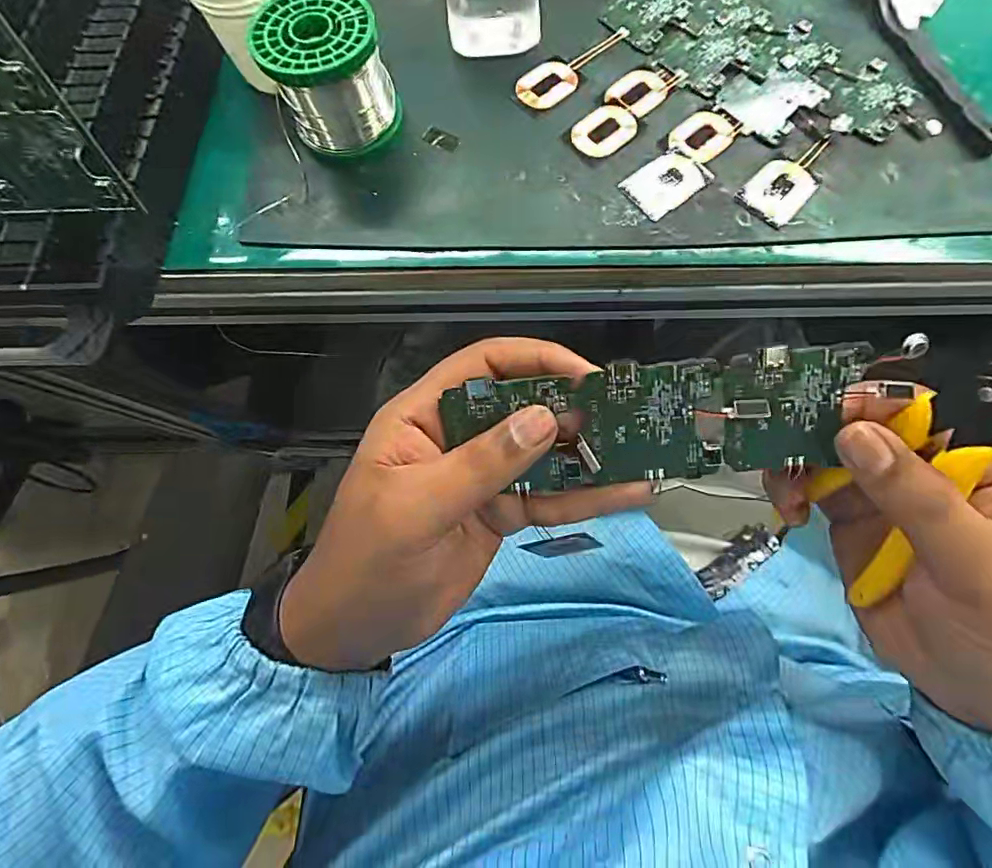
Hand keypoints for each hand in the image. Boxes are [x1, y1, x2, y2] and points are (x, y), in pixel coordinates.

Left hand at [279, 338, 651, 670]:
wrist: (351, 632)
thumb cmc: (366, 562)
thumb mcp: (416, 509)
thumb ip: (479, 464)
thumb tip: (542, 418)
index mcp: (424, 416)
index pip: (483, 366)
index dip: (534, 359)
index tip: (583, 374)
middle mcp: (457, 437)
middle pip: (521, 406)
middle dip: (571, 408)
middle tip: (624, 415)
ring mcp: (481, 475)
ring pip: (542, 454)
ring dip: (587, 454)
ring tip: (640, 454)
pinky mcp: (499, 512)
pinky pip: (547, 498)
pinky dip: (584, 497)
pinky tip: (625, 493)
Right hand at [765, 386, 991, 740]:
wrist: (982, 702)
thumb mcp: (973, 564)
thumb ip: (916, 497)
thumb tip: (855, 434)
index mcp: (983, 466)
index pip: (928, 414)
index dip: (879, 405)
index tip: (833, 411)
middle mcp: (931, 470)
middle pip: (868, 425)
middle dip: (824, 428)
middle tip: (789, 442)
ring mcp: (888, 494)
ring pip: (833, 451)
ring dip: (800, 457)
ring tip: (786, 486)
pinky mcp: (854, 520)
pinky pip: (814, 486)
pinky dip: (792, 486)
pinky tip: (790, 507)